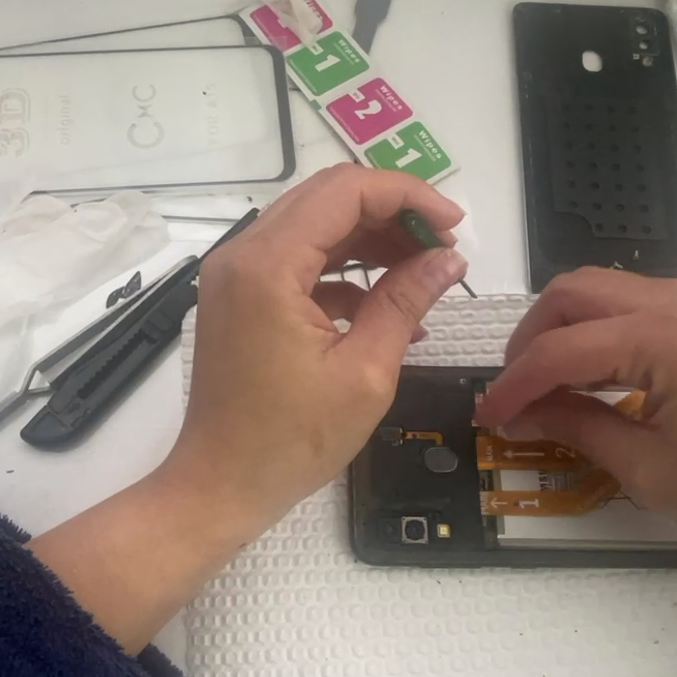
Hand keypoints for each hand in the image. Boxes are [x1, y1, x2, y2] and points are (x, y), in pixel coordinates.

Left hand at [158, 165, 469, 541]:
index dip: (408, 197)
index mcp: (267, 266)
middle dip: (391, 214)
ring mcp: (235, 276)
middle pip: (326, 200)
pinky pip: (297, 263)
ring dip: (369, 240)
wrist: (222, 485)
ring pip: (313, 227)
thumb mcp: (364, 372)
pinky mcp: (239, 298)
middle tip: (442, 249)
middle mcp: (241, 255)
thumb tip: (450, 259)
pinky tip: (386, 304)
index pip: (345, 192)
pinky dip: (342, 272)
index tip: (454, 226)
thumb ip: (406, 301)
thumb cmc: (291, 441)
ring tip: (423, 271)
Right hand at [472, 269, 676, 569]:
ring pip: (609, 290)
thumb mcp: (649, 469)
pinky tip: (604, 376)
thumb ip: (575, 427)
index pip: (561, 349)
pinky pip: (645, 303)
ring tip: (553, 386)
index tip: (487, 415)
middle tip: (515, 389)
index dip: (513, 383)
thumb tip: (519, 412)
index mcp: (671, 335)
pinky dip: (609, 331)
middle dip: (531, 338)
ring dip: (568, 331)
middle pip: (575, 292)